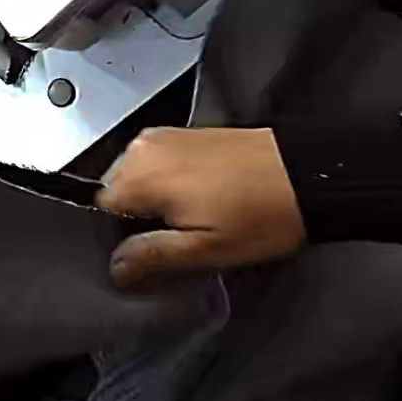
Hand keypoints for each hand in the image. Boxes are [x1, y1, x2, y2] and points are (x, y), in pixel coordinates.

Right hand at [96, 127, 305, 287]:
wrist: (303, 172)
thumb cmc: (261, 213)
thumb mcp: (207, 249)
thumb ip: (153, 256)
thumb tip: (116, 268)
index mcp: (140, 176)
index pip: (99, 206)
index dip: (120, 231)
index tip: (147, 244)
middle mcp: (140, 148)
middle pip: (113, 188)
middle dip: (136, 212)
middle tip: (177, 232)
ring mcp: (157, 136)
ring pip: (131, 173)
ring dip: (150, 194)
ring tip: (192, 211)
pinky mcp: (175, 132)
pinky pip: (150, 159)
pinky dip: (162, 176)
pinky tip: (196, 191)